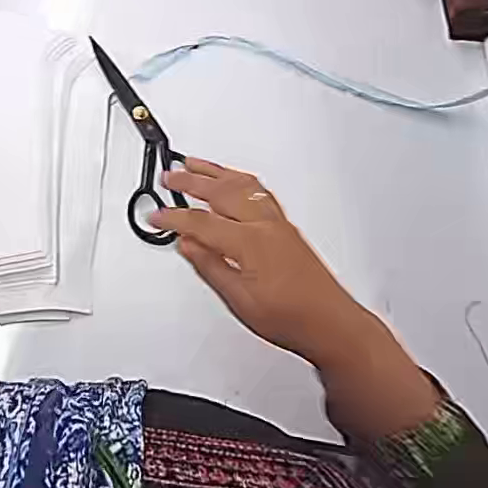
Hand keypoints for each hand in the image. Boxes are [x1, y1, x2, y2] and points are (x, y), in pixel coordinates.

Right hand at [152, 158, 377, 363]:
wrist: (331, 323)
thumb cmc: (293, 317)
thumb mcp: (239, 300)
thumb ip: (210, 266)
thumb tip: (187, 245)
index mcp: (250, 243)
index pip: (202, 222)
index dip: (174, 218)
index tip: (156, 217)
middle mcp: (266, 225)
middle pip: (221, 192)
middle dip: (191, 182)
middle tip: (169, 177)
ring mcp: (279, 223)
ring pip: (242, 185)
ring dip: (215, 172)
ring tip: (194, 164)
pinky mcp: (286, 226)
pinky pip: (259, 191)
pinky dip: (239, 179)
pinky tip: (232, 178)